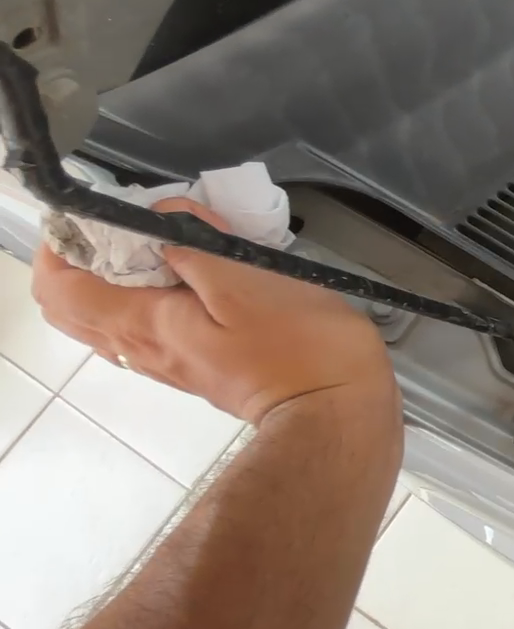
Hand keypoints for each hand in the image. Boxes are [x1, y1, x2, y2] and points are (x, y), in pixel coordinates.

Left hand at [32, 198, 397, 425]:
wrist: (337, 411)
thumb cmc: (302, 346)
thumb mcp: (255, 282)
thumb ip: (201, 246)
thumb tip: (168, 217)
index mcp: (142, 323)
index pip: (60, 282)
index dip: (69, 243)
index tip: (112, 219)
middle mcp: (141, 348)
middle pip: (75, 306)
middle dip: (89, 264)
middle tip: (137, 237)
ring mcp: (172, 366)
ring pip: (112, 321)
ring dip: (125, 285)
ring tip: (174, 261)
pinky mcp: (203, 373)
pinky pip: (152, 335)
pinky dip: (157, 307)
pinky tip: (202, 295)